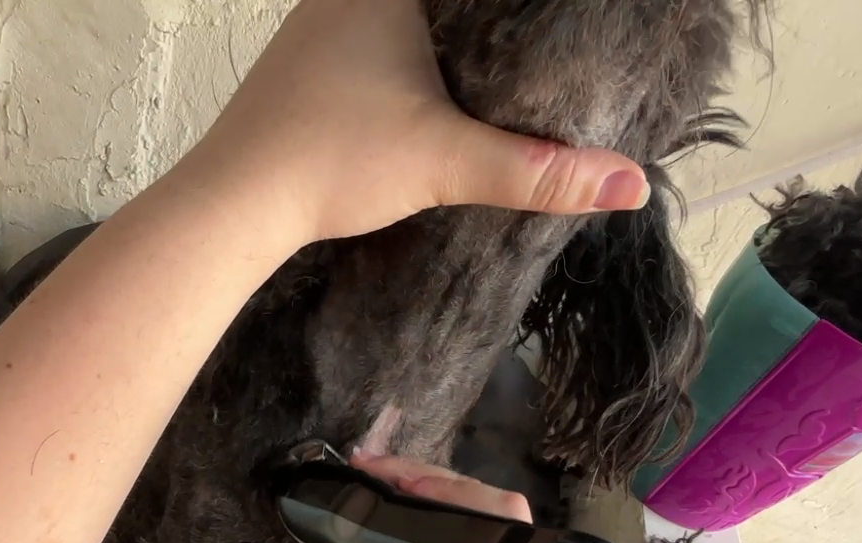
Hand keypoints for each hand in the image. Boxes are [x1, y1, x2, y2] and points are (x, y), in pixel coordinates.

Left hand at [173, 0, 650, 246]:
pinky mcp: (305, 66)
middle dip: (492, 23)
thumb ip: (536, 170)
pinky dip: (407, 56)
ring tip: (500, 59)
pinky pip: (374, 42)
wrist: (232, 204)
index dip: (529, 10)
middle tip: (542, 42)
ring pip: (407, 17)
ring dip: (447, 38)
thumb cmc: (328, 163)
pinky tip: (424, 85)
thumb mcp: (445, 162)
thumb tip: (628, 185)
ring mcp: (321, 23)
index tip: (565, 27)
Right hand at [300, 455, 564, 542]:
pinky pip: (477, 533)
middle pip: (485, 499)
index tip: (380, 476)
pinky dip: (440, 516)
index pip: (487, 512)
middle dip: (426, 478)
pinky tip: (404, 510)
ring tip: (379, 482)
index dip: (434, 486)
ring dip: (433, 492)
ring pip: (483, 511)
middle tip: (367, 470)